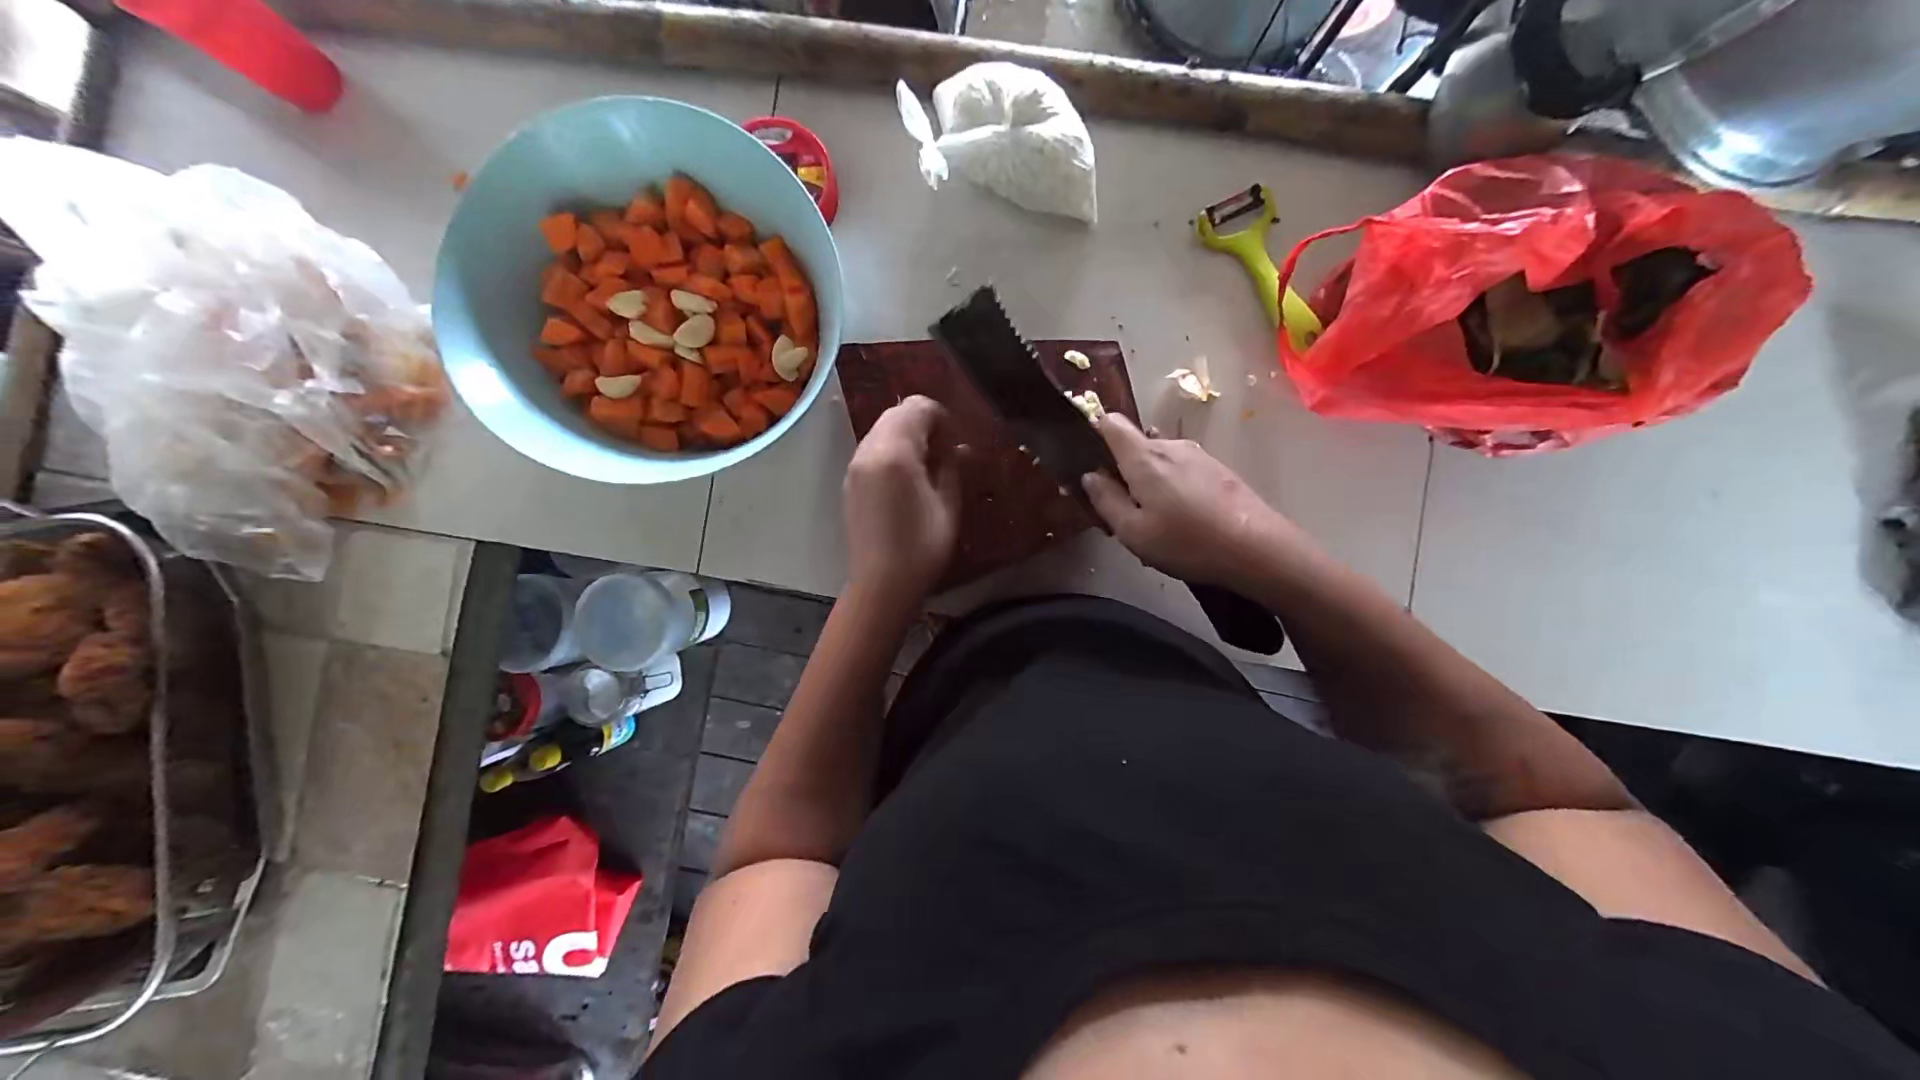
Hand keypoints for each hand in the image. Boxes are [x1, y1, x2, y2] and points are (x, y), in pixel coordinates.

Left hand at [843, 396, 961, 600]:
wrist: (880, 585)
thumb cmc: (922, 548)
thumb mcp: (948, 506)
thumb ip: (952, 468)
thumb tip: (958, 448)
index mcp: (895, 452)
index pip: (917, 408)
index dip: (941, 417)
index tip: (955, 442)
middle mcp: (869, 451)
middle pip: (896, 413)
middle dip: (922, 423)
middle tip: (944, 452)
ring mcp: (855, 466)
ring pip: (881, 430)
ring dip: (906, 436)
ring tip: (927, 466)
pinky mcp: (849, 482)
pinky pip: (872, 450)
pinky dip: (891, 451)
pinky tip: (907, 480)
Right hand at [1081, 414, 1301, 588]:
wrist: (1258, 548)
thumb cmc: (1187, 541)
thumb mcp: (1133, 532)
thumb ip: (1105, 500)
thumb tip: (1090, 476)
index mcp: (1144, 457)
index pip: (1111, 423)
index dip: (1093, 432)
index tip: (1087, 458)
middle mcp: (1170, 446)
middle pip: (1135, 445)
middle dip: (1121, 469)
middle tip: (1120, 509)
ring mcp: (1198, 456)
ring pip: (1159, 460)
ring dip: (1149, 482)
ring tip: (1154, 520)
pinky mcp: (1218, 470)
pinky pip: (1181, 471)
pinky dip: (1172, 488)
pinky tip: (1181, 521)